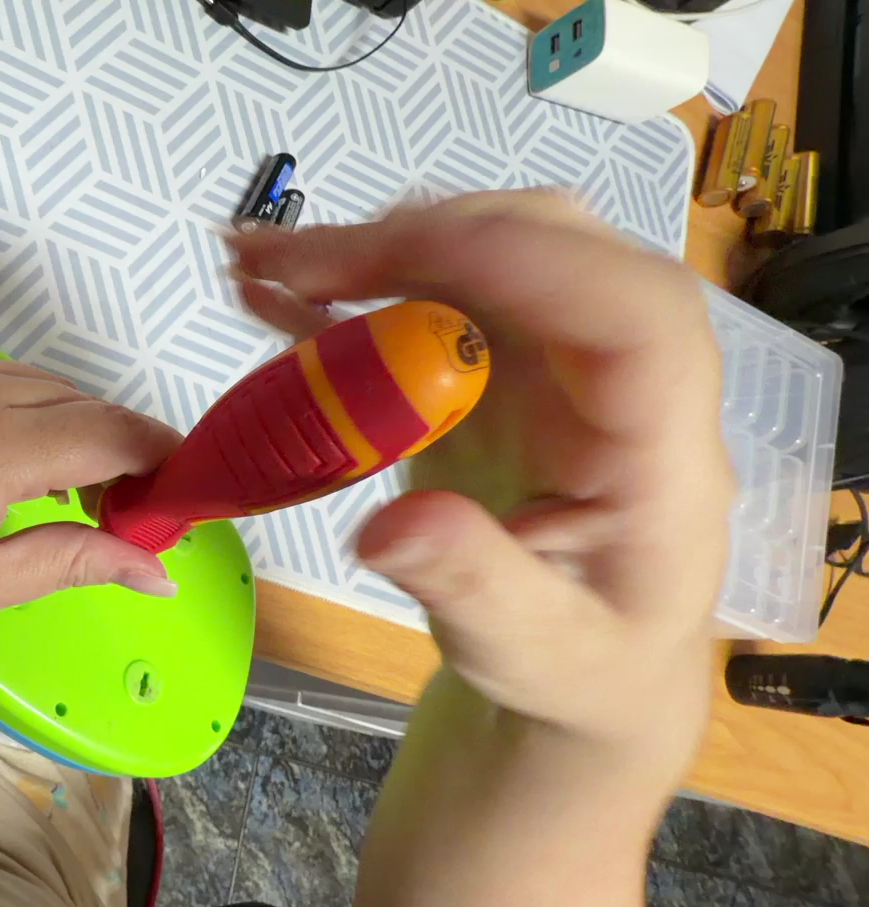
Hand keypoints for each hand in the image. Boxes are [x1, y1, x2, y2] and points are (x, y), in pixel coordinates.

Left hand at [0, 353, 182, 634]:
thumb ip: (72, 563)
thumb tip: (158, 570)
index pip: (114, 433)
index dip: (161, 462)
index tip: (175, 503)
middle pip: (85, 403)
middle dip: (122, 452)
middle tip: (122, 517)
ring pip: (44, 386)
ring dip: (75, 433)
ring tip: (71, 500)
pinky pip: (0, 380)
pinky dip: (29, 416)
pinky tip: (15, 467)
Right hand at [229, 192, 732, 759]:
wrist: (572, 661)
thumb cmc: (573, 661)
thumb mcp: (530, 646)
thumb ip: (472, 586)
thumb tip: (386, 528)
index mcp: (652, 439)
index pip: (622, 312)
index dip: (510, 264)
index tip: (378, 263)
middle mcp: (603, 378)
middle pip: (541, 252)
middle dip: (413, 241)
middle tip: (295, 267)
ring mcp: (538, 373)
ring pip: (470, 262)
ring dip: (364, 253)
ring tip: (260, 264)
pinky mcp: (476, 385)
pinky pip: (412, 313)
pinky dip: (340, 297)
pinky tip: (272, 295)